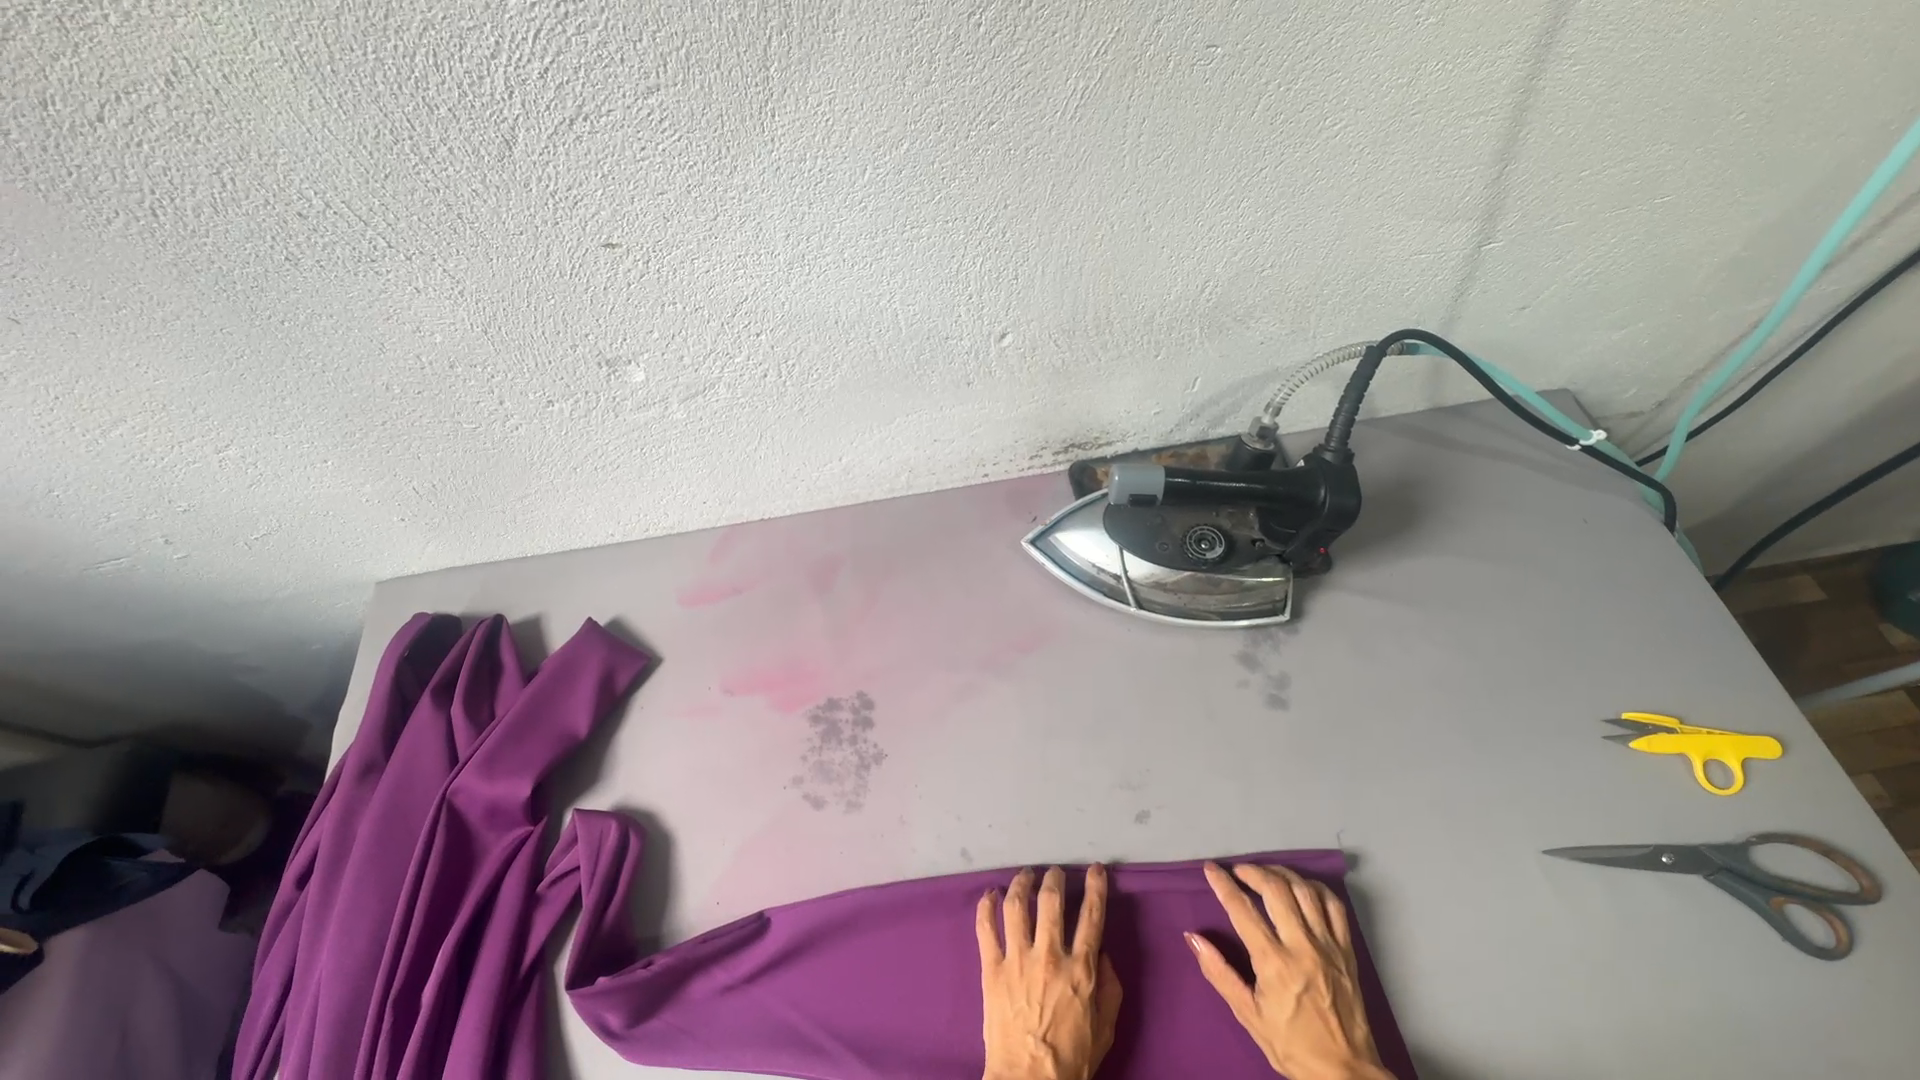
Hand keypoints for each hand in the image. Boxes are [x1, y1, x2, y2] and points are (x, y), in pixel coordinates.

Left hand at [976, 865, 1122, 1079]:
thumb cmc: (1072, 1056)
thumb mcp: (1106, 1024)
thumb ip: (1110, 985)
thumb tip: (1104, 953)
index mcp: (1082, 967)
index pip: (1092, 915)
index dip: (1096, 886)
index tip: (1094, 869)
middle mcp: (1050, 954)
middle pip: (1052, 900)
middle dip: (1054, 879)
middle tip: (1054, 872)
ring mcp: (1018, 959)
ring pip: (1018, 906)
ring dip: (1022, 884)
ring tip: (1025, 875)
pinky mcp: (992, 969)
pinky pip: (986, 928)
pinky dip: (986, 906)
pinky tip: (989, 894)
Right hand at [1187, 862, 1391, 1079]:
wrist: (1345, 1071)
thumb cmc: (1290, 1045)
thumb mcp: (1248, 1014)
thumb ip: (1219, 973)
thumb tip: (1192, 937)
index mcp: (1274, 963)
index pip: (1243, 910)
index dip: (1223, 884)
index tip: (1211, 869)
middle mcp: (1303, 946)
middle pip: (1276, 889)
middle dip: (1252, 871)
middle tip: (1238, 870)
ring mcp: (1329, 945)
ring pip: (1305, 890)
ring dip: (1282, 874)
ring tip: (1266, 874)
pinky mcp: (1347, 950)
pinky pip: (1334, 906)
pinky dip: (1315, 888)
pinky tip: (1301, 888)